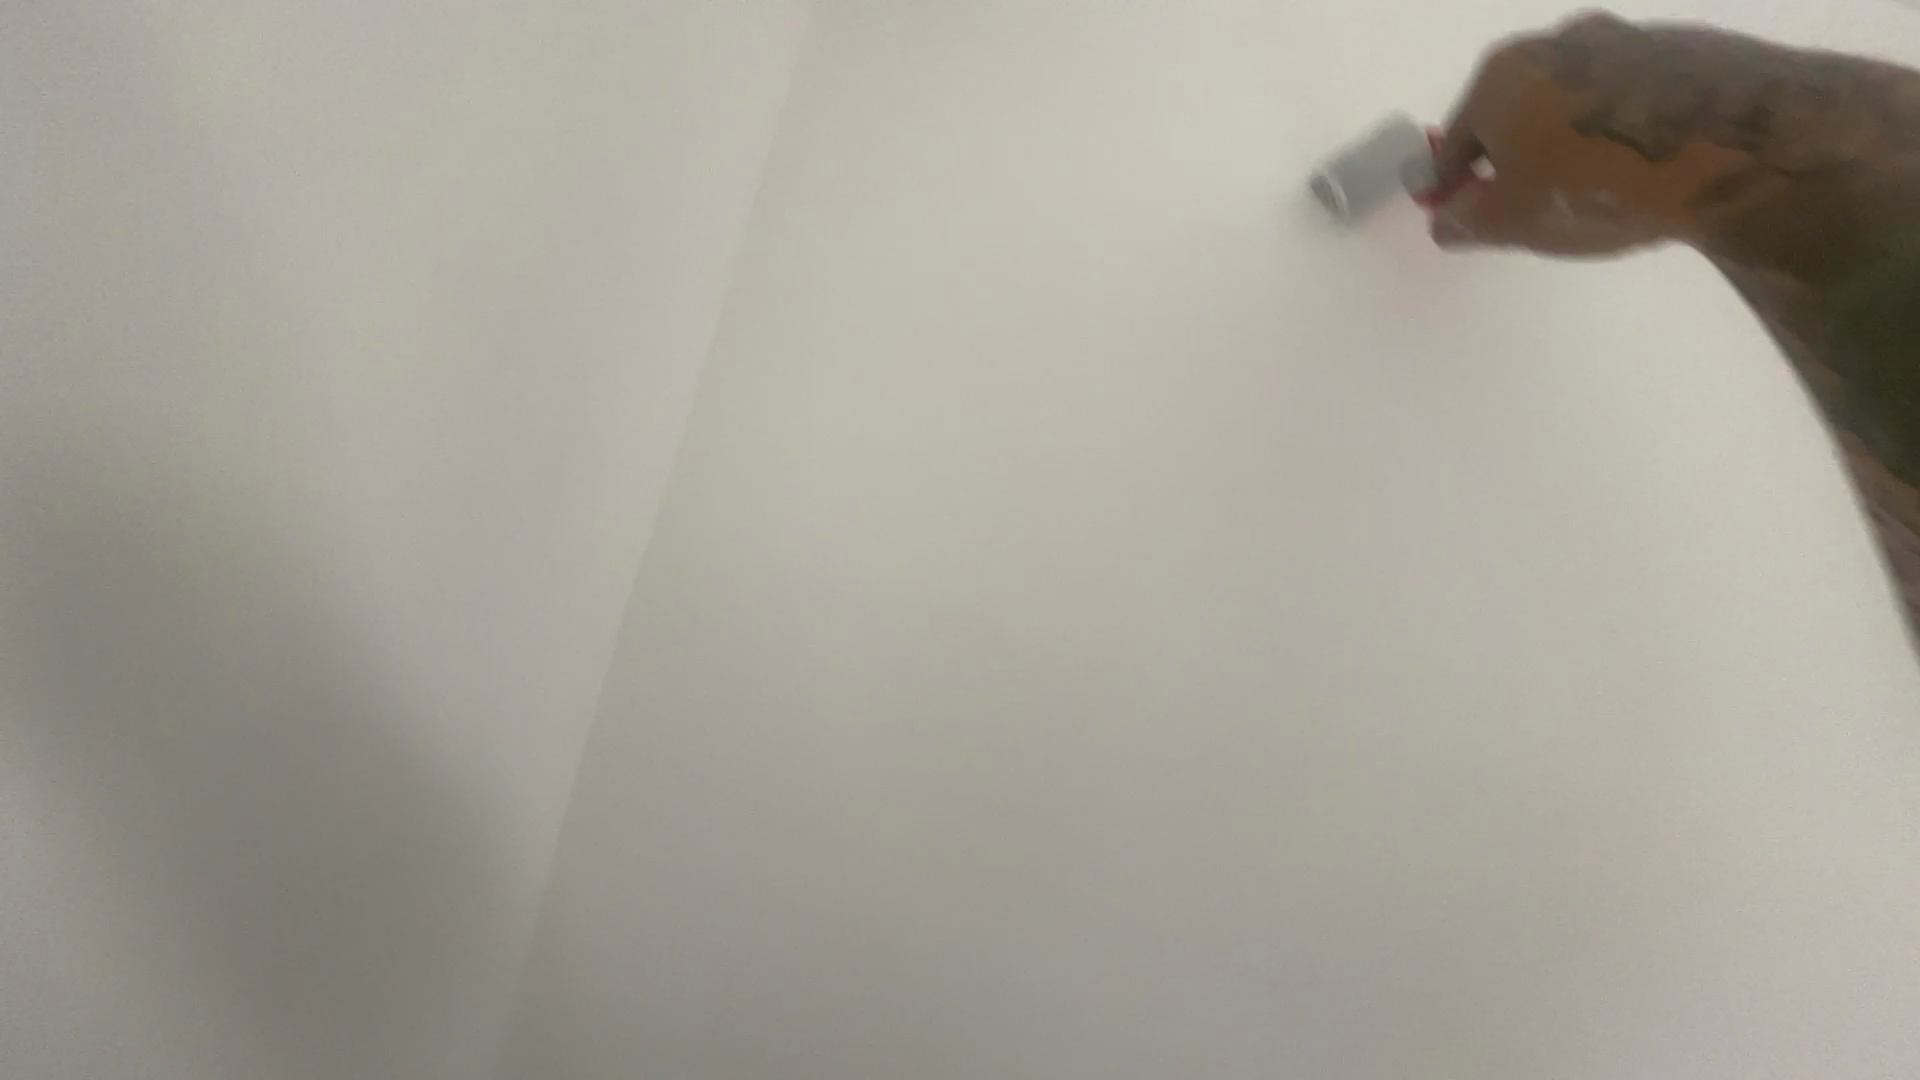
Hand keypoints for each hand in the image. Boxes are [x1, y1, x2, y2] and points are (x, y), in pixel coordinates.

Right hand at [1428, 11, 1765, 255]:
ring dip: (1563, 143)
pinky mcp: (1689, 49)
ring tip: (1582, 190)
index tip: (1454, 208)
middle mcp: (1561, 42)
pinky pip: (1627, 100)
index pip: (1455, 139)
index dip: (1449, 181)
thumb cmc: (1592, 186)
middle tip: (1520, 203)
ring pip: (1571, 104)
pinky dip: (1616, 132)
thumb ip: (1458, 220)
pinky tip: (1632, 171)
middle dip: (1508, 156)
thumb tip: (1449, 216)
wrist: (1744, 149)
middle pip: (1513, 112)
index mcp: (1503, 77)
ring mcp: (1630, 38)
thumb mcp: (1503, 223)